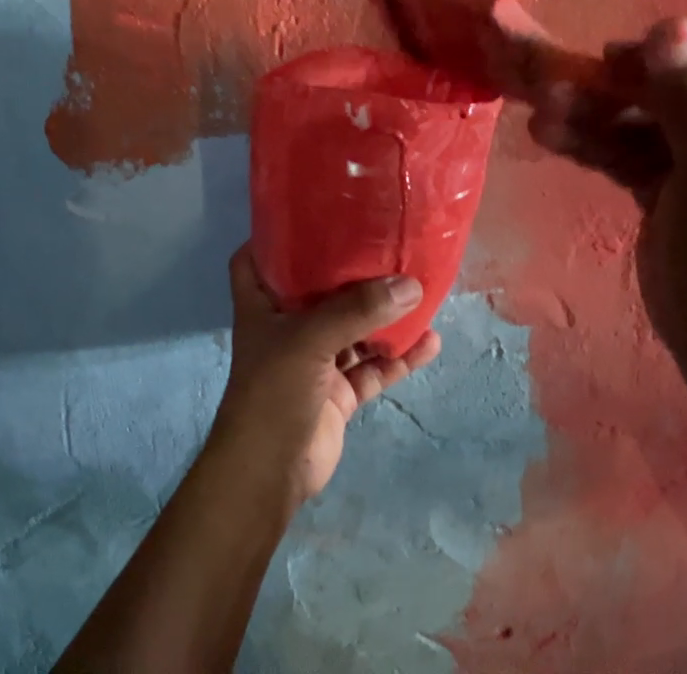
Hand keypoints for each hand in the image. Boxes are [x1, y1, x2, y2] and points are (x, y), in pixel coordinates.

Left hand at [211, 248, 442, 505]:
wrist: (269, 473)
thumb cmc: (273, 393)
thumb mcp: (309, 341)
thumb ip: (358, 311)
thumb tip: (410, 285)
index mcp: (262, 306)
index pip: (256, 260)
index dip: (276, 237)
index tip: (312, 214)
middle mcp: (286, 328)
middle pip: (317, 290)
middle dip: (349, 272)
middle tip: (386, 244)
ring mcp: (314, 362)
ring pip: (353, 328)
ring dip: (384, 315)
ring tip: (421, 289)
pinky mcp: (338, 393)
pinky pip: (374, 368)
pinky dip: (399, 357)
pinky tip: (430, 342)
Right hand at [529, 18, 686, 402]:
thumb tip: (672, 23)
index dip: (674, 60)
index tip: (610, 59)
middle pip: (684, 96)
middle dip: (619, 95)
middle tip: (560, 89)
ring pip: (652, 126)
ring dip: (597, 120)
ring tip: (543, 114)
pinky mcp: (681, 191)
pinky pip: (637, 156)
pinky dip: (597, 147)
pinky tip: (552, 134)